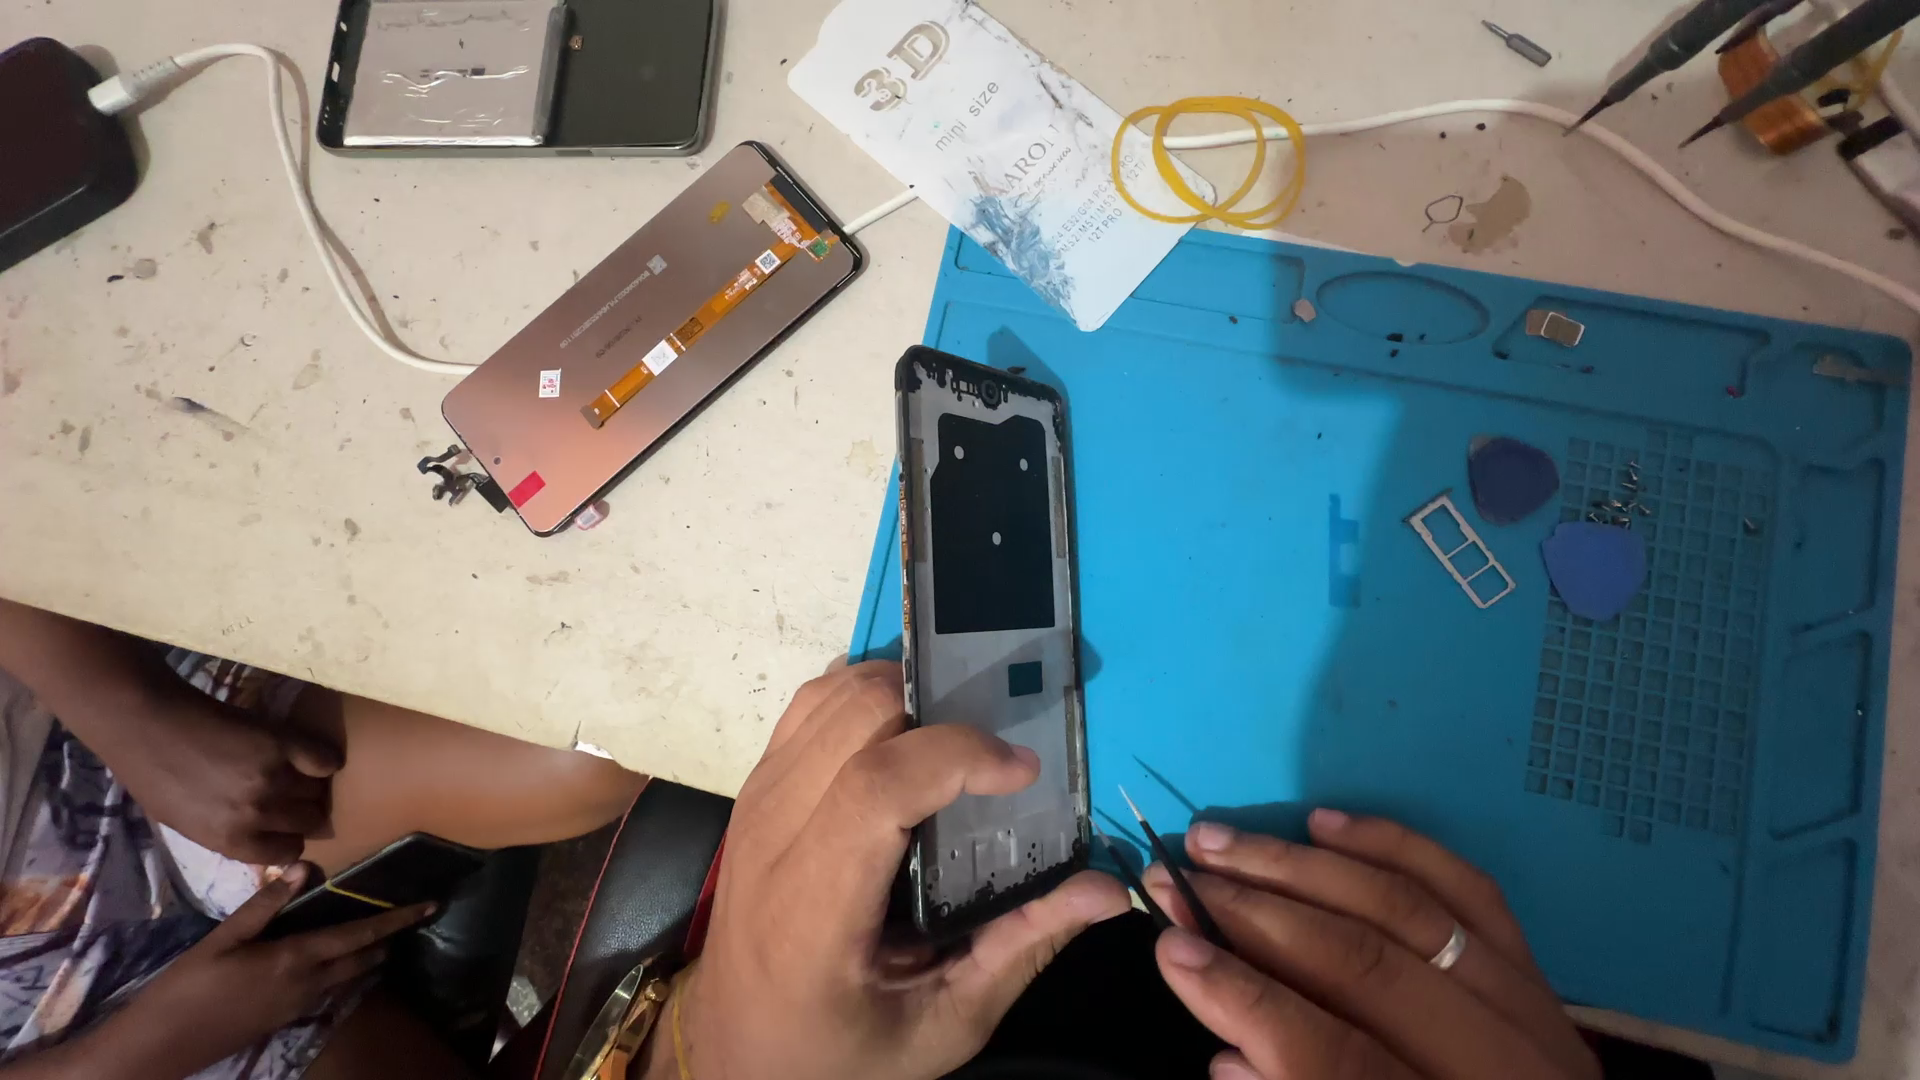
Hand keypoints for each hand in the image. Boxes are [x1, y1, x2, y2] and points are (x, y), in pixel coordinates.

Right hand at [89, 865, 435, 1079]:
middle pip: (364, 958)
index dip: (399, 919)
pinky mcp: (281, 1021)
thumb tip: (303, 866)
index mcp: (298, 958)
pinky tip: (339, 964)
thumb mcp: (221, 941)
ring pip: (349, 977)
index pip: (363, 934)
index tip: (432, 905)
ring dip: (369, 958)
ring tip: (385, 938)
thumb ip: (265, 904)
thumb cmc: (182, 992)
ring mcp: (296, 1007)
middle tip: (414, 919)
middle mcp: (308, 983)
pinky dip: (343, 974)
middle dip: (390, 939)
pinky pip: (327, 992)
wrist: (147, 1055)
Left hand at [108, 684, 342, 864]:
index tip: (287, 828)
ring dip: (313, 784)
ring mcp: (274, 777)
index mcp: (228, 838)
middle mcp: (256, 812)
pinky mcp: (287, 745)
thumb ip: (233, 835)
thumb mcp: (188, 825)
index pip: (289, 852)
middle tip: (296, 799)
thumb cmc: (159, 782)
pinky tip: (309, 758)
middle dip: (307, 811)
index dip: (291, 839)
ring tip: (297, 775)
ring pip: (320, 790)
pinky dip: (325, 762)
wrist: (149, 731)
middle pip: (312, 819)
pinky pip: (328, 762)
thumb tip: (270, 841)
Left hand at [665, 661, 1129, 1079]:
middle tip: (987, 750)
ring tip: (949, 734)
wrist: (733, 1046)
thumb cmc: (838, 1046)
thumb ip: (1021, 946)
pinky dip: (865, 693)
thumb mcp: (941, 1023)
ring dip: (904, 692)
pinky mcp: (756, 781)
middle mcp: (774, 831)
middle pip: (858, 717)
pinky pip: (813, 701)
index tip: (1020, 769)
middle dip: (937, 709)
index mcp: (814, 906)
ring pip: (835, 693)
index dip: (956, 755)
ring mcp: (757, 796)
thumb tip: (1107, 890)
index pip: (877, 787)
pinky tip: (900, 730)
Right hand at [1144, 811, 1599, 1079]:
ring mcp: (1535, 1013)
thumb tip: (1223, 1054)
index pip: (1336, 1057)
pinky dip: (1389, 843)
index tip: (1171, 947)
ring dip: (1294, 863)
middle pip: (1366, 964)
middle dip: (1253, 911)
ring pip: (1403, 907)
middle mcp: (1511, 1068)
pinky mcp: (1536, 972)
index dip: (1246, 998)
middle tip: (1177, 876)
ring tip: (1216, 840)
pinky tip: (1320, 821)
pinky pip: (1467, 887)